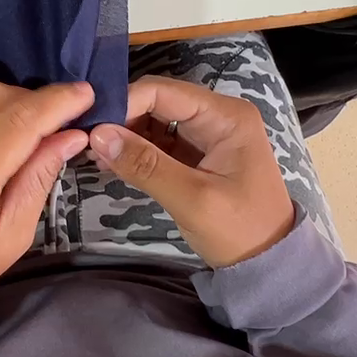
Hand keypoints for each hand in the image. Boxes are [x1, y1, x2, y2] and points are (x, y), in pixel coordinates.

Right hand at [88, 76, 294, 267]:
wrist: (270, 265)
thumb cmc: (241, 231)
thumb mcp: (192, 200)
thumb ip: (145, 165)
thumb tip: (97, 135)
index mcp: (226, 116)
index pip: (163, 91)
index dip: (124, 104)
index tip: (89, 126)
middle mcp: (217, 115)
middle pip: (157, 101)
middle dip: (122, 118)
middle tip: (86, 141)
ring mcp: (207, 133)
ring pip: (154, 119)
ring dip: (126, 134)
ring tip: (94, 155)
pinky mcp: (197, 153)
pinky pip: (159, 141)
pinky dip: (136, 149)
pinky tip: (112, 163)